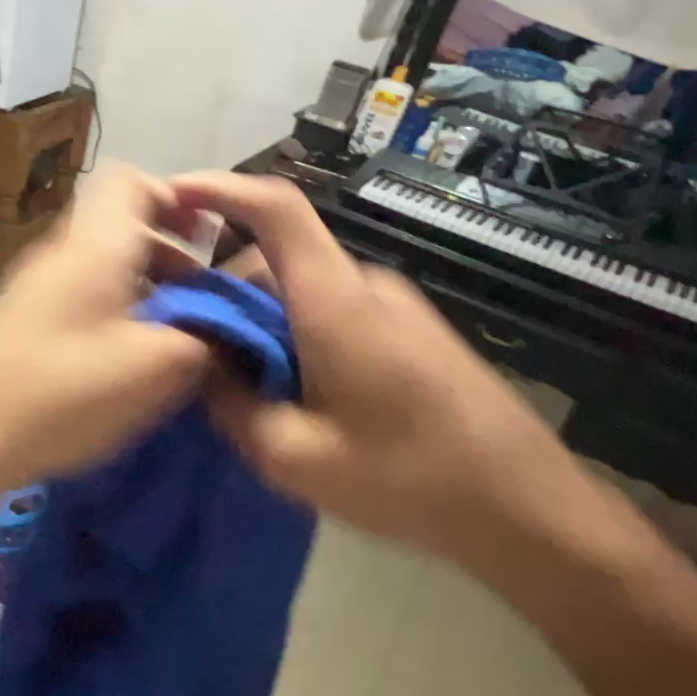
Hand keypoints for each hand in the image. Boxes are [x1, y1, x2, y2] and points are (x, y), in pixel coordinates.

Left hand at [0, 163, 213, 491]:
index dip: (175, 198)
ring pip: (97, 265)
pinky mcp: (18, 322)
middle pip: (118, 226)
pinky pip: (75, 298)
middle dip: (167, 254)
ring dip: (141, 288)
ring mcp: (30, 289)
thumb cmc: (66, 396)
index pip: (130, 181)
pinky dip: (109, 313)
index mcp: (92, 248)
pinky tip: (123, 360)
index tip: (205, 242)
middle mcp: (56, 255)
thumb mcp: (156, 369)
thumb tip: (220, 326)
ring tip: (168, 335)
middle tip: (198, 300)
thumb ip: (203, 336)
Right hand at [171, 172, 612, 570]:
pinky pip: (330, 313)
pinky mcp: (409, 332)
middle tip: (192, 356)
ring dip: (258, 324)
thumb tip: (200, 367)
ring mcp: (393, 307)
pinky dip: (291, 336)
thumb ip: (231, 405)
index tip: (171, 198)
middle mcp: (365, 287)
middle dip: (223, 297)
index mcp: (335, 302)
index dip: (219, 190)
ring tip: (240, 388)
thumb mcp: (293, 458)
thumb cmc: (406, 478)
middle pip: (275, 260)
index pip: (276, 210)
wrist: (525, 505)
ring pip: (300, 290)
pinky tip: (290, 394)